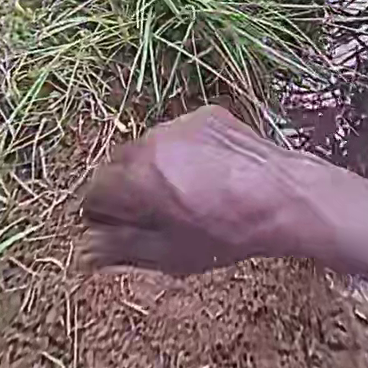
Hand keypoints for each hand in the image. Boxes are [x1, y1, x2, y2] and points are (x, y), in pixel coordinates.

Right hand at [81, 104, 325, 274]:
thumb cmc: (228, 232)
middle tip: (154, 213)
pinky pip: (179, 133)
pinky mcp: (206, 114)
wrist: (284, 195)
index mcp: (137, 176)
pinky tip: (208, 172)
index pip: (95, 190)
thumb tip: (84, 251)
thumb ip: (123, 247)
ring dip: (154, 166)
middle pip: (119, 164)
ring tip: (187, 191)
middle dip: (127, 188)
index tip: (121, 227)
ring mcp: (180, 122)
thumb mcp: (172, 253)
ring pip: (149, 145)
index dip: (103, 213)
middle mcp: (152, 140)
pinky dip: (182, 150)